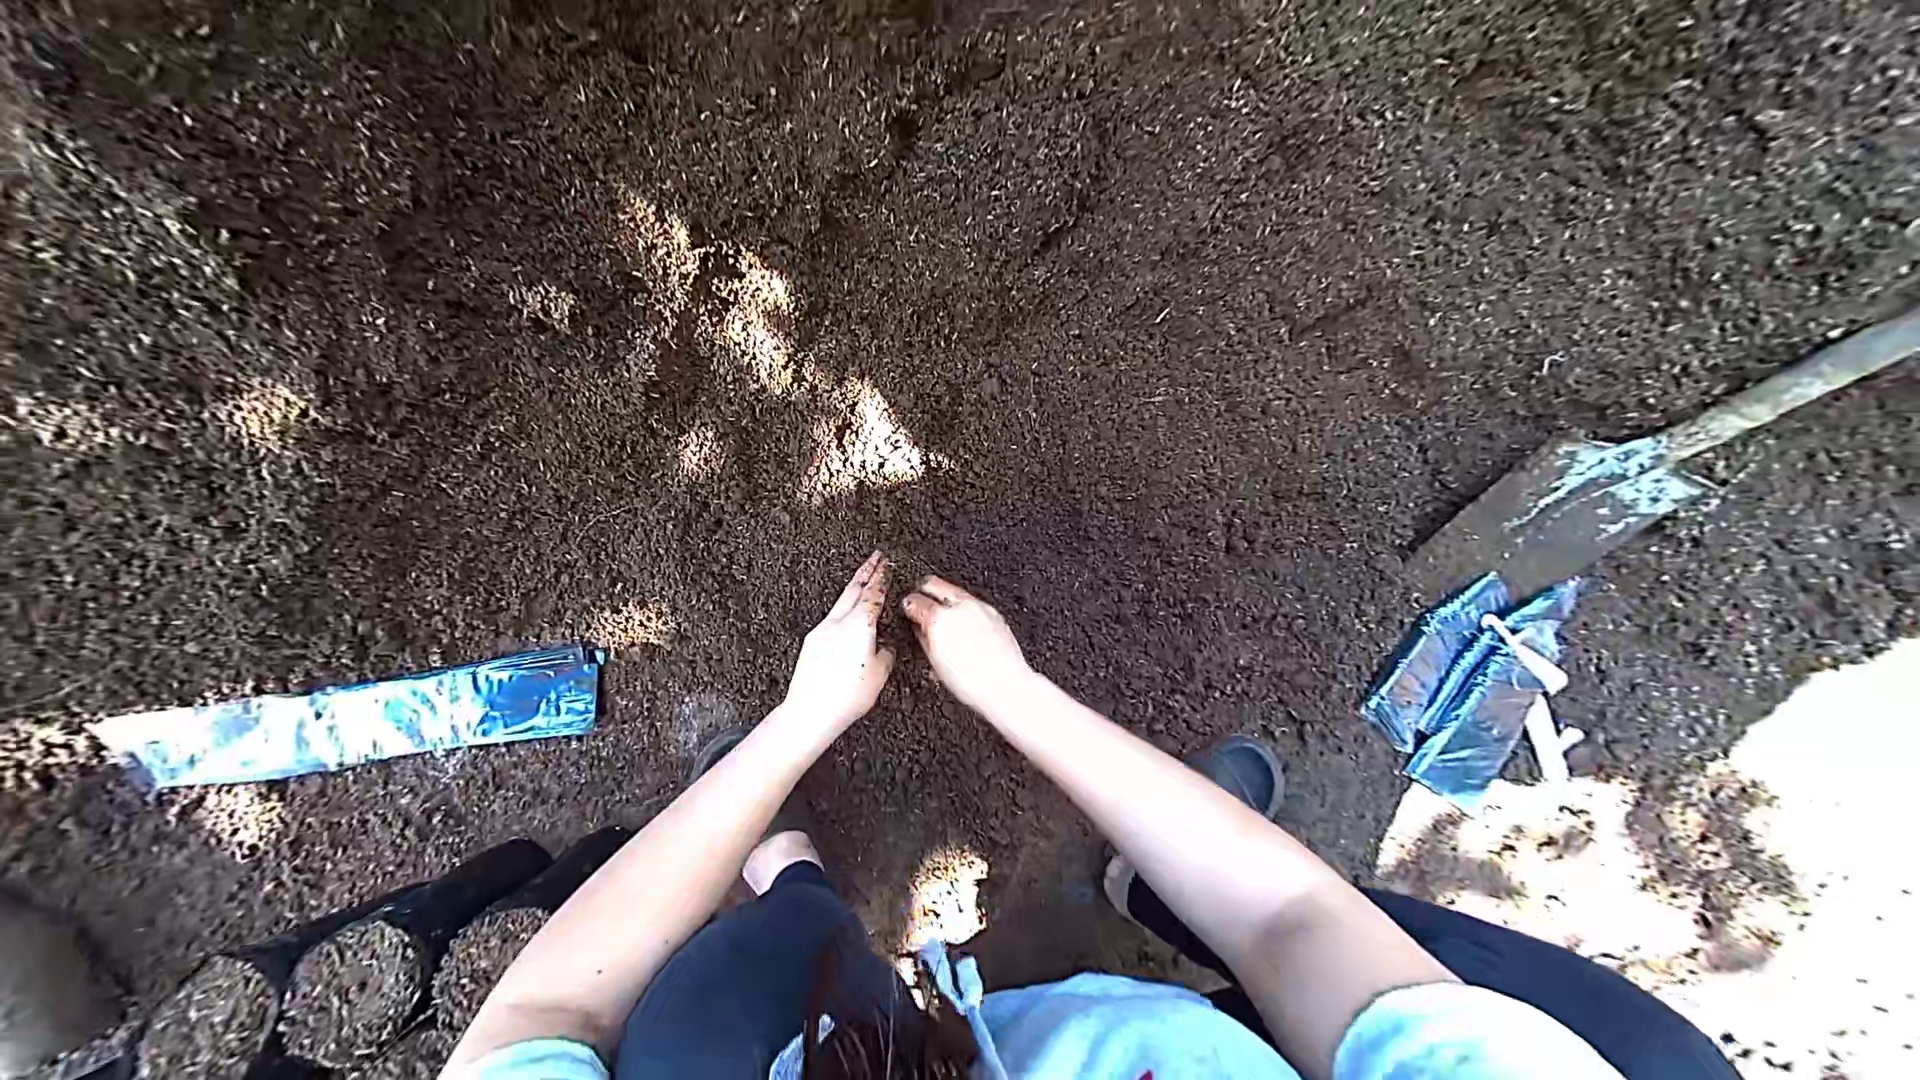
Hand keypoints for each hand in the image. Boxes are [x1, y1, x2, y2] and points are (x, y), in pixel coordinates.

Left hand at [782, 552, 896, 731]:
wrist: (809, 711)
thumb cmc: (845, 696)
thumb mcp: (879, 673)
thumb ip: (886, 652)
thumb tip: (884, 645)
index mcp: (859, 624)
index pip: (874, 593)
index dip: (882, 577)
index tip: (887, 564)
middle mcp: (839, 622)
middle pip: (854, 588)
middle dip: (867, 570)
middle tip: (876, 557)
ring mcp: (823, 630)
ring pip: (842, 601)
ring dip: (854, 587)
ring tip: (863, 578)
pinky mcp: (813, 642)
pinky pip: (832, 617)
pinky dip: (844, 608)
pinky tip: (848, 615)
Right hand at [901, 575, 1033, 714]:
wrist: (1005, 685)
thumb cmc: (972, 682)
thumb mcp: (935, 662)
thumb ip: (923, 638)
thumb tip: (918, 628)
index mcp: (939, 618)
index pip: (914, 601)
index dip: (907, 606)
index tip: (908, 609)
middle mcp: (959, 606)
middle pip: (932, 583)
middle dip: (923, 589)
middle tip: (920, 601)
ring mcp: (979, 607)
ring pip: (954, 590)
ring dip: (944, 597)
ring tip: (942, 616)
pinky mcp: (994, 613)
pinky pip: (972, 602)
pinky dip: (963, 608)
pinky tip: (963, 624)